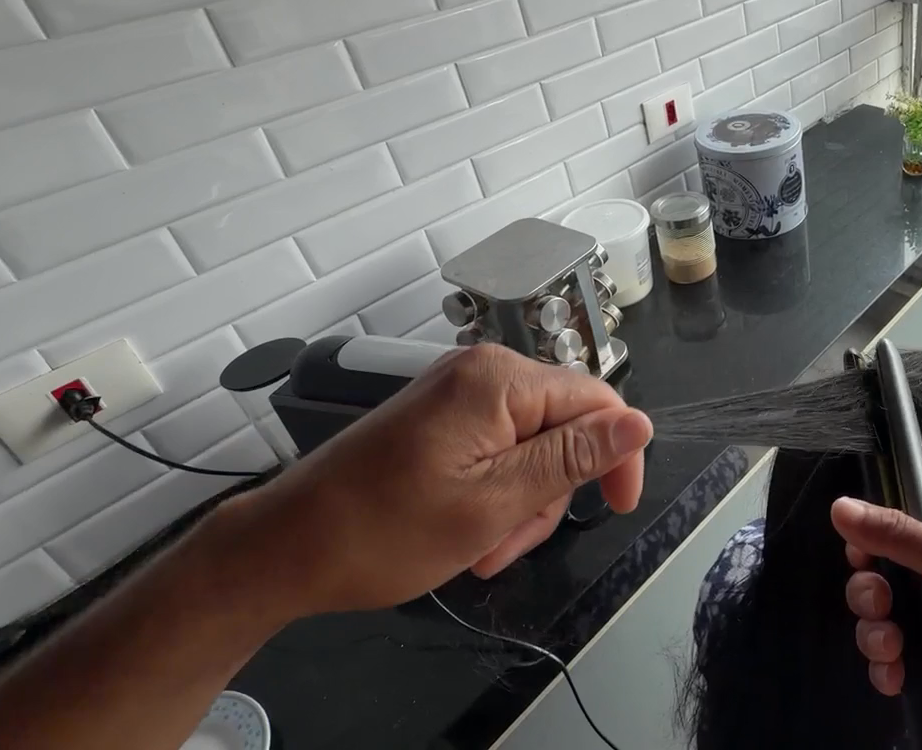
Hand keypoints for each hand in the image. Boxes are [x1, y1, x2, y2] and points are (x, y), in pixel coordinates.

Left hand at [219, 344, 652, 616]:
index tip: (619, 509)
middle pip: (565, 425)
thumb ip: (573, 458)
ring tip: (481, 547)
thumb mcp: (493, 503)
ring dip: (522, 501)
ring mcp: (459, 390)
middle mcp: (484, 370)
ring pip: (535, 444)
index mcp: (500, 380)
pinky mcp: (443, 414)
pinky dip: (496, 490)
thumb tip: (640, 424)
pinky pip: (501, 446)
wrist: (281, 550)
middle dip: (551, 490)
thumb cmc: (384, 532)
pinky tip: (467, 528)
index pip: (598, 401)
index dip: (618, 454)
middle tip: (508, 541)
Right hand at [832, 497, 921, 745]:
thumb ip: (896, 534)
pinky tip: (895, 676)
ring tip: (894, 649)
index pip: (888, 534)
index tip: (861, 559)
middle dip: (869, 596)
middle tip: (882, 606)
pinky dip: (885, 670)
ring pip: (877, 624)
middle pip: (876, 580)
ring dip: (875, 636)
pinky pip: (888, 664)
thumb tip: (839, 505)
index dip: (868, 546)